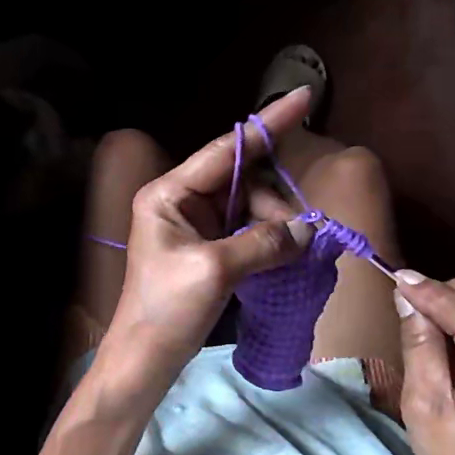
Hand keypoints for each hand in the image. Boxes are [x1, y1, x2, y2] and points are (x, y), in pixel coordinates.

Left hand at [101, 89, 316, 383]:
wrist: (145, 357)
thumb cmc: (166, 309)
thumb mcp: (215, 270)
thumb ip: (263, 243)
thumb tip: (309, 231)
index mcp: (168, 195)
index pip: (224, 151)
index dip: (266, 125)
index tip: (305, 97)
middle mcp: (179, 203)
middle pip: (241, 182)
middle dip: (273, 203)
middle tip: (298, 236)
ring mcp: (193, 227)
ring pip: (247, 208)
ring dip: (274, 226)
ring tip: (290, 254)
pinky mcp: (205, 251)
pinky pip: (245, 232)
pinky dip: (267, 241)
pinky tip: (285, 255)